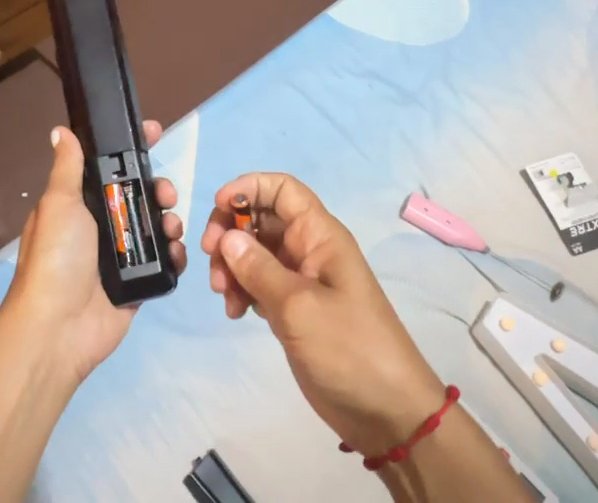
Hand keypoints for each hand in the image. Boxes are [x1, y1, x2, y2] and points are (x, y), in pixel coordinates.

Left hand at [4, 122, 185, 383]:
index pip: (109, 168)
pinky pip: (164, 261)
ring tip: (171, 226)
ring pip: (156, 225)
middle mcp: (101, 226)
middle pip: (140, 195)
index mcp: (79, 204)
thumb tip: (60, 130)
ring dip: (170, 219)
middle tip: (165, 194)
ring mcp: (120, 256)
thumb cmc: (56, 257)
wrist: (58, 327)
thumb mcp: (59, 204)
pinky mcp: (138, 283)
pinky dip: (175, 253)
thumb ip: (68, 167)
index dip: (132, 149)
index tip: (154, 132)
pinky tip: (176, 251)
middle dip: (158, 188)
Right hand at [201, 173, 445, 455]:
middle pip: (260, 218)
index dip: (248, 187)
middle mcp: (309, 249)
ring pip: (255, 252)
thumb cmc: (349, 348)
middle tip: (211, 259)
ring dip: (232, 265)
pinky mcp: (293, 309)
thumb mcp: (298, 306)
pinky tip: (235, 313)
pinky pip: (258, 283)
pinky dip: (242, 291)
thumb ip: (258, 268)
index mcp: (319, 235)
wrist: (387, 410)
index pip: (282, 189)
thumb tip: (227, 238)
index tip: (217, 208)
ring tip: (224, 296)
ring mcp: (301, 280)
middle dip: (230, 232)